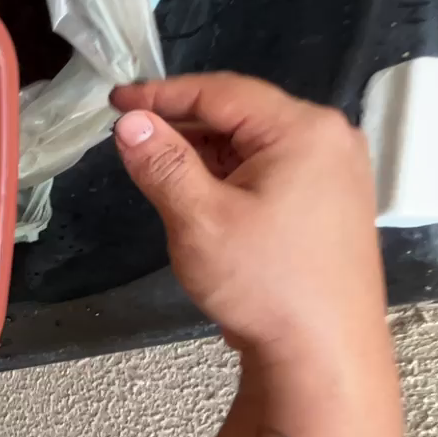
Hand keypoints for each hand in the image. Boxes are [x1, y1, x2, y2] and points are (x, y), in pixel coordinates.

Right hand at [110, 74, 384, 366]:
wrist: (317, 343)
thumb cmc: (260, 278)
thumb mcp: (198, 218)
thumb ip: (162, 165)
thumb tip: (129, 122)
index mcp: (302, 131)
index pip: (222, 93)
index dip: (162, 93)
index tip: (112, 100)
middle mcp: (323, 139)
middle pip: (237, 114)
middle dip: (177, 119)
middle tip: (122, 131)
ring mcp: (325, 171)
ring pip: (246, 143)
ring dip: (195, 147)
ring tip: (146, 159)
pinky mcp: (316, 200)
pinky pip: (258, 168)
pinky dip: (216, 170)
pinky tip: (186, 186)